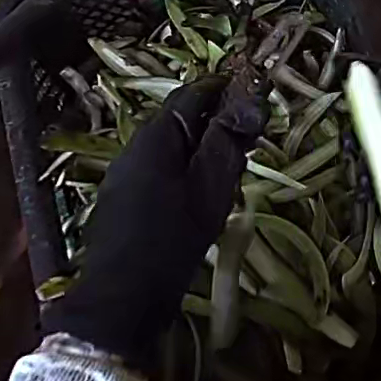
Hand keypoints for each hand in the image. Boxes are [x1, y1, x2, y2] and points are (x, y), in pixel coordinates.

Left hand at [43, 76, 264, 364]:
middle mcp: (137, 144)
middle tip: (252, 128)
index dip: (227, 86)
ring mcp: (126, 170)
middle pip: (183, 115)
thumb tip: (251, 99)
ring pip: (174, 141)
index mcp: (158, 134)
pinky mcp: (125, 194)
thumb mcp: (213, 183)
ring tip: (235, 156)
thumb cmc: (175, 234)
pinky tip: (205, 183)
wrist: (124, 295)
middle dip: (218, 115)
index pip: (195, 91)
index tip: (256, 90)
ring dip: (204, 140)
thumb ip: (230, 138)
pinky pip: (163, 163)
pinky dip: (189, 162)